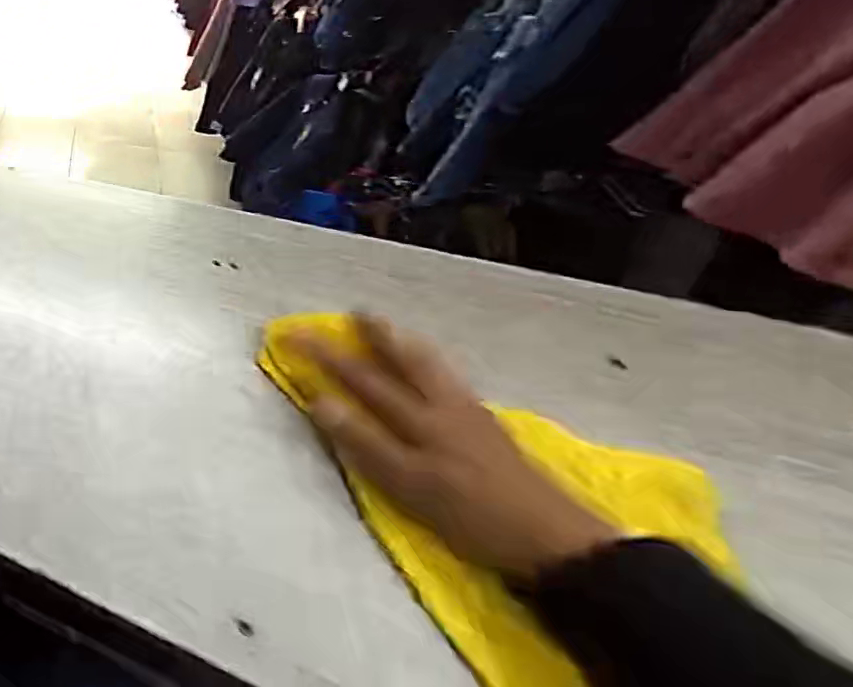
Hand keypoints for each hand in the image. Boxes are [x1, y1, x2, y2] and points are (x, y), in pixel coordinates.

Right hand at [293, 314, 618, 580]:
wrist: (559, 541)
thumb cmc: (475, 515)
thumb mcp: (410, 484)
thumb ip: (364, 441)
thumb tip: (319, 399)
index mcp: (419, 416)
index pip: (361, 377)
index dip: (324, 355)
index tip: (293, 334)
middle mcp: (442, 404)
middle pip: (402, 359)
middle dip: (373, 334)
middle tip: (355, 311)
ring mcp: (470, 412)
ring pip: (432, 365)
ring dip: (406, 343)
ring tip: (391, 329)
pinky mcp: (489, 426)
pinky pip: (450, 378)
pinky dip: (432, 362)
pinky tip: (434, 370)